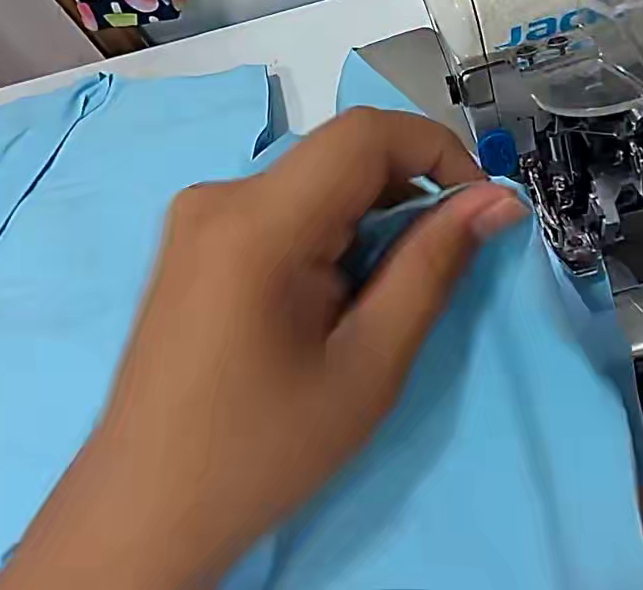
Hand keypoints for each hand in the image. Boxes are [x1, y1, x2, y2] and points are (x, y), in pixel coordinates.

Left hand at [0, 108, 528, 589]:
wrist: (144, 508)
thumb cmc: (262, 449)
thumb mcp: (368, 365)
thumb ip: (434, 266)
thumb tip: (498, 200)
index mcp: (256, 221)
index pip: (362, 134)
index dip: (434, 148)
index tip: (477, 203)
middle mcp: (220, 193)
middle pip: (339, 153)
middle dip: (405, 187)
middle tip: (436, 257)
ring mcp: (200, 210)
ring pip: (315, 175)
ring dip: (369, 209)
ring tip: (380, 285)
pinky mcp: (197, 231)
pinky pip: (285, 199)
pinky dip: (331, 223)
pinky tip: (333, 285)